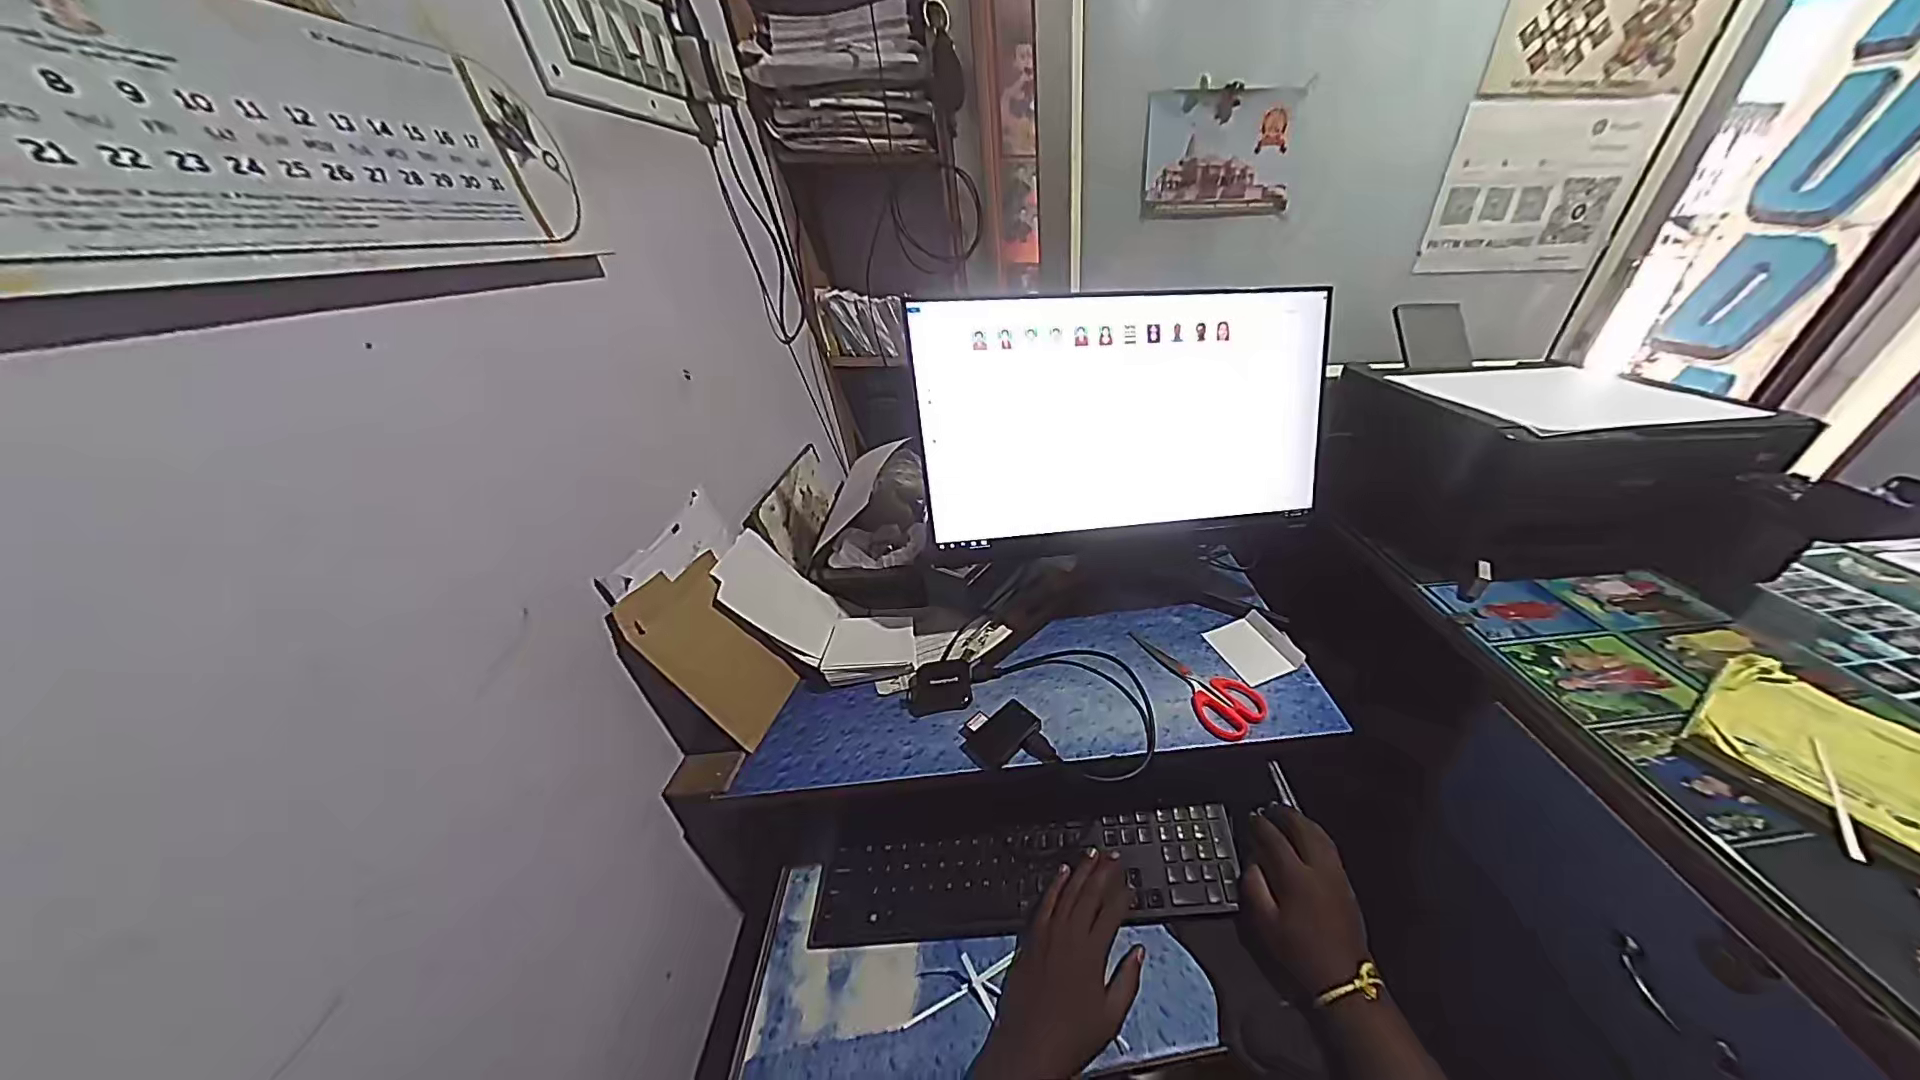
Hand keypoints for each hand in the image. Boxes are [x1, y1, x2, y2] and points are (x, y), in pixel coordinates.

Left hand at [971, 848, 1144, 1079]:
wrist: (1027, 1048)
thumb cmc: (1069, 1037)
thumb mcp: (1111, 1015)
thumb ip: (1128, 979)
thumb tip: (1139, 953)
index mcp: (1091, 953)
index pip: (1111, 912)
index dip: (1124, 895)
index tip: (1131, 885)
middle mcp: (1068, 937)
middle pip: (1089, 894)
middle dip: (1104, 872)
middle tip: (1114, 856)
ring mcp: (1047, 934)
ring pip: (1067, 892)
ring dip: (1080, 871)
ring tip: (1092, 855)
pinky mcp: (1030, 938)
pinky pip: (1044, 902)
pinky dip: (1054, 884)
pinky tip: (1060, 872)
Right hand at [1240, 805, 1368, 993]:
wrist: (1343, 980)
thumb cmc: (1298, 953)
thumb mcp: (1264, 923)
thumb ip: (1253, 887)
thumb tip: (1252, 862)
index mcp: (1295, 878)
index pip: (1274, 839)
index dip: (1259, 825)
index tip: (1251, 818)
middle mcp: (1319, 870)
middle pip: (1302, 828)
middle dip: (1284, 814)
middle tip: (1269, 808)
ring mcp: (1337, 876)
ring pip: (1321, 836)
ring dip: (1303, 821)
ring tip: (1288, 816)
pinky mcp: (1347, 885)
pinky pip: (1330, 848)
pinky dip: (1316, 834)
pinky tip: (1308, 837)